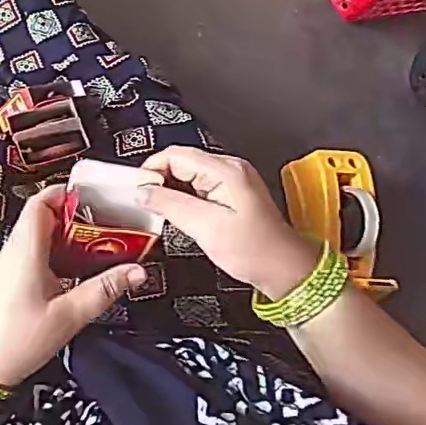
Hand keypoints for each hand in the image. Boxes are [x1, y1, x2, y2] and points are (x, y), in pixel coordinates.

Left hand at [0, 186, 145, 385]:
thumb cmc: (15, 341)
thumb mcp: (69, 315)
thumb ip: (104, 289)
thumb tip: (136, 271)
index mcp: (25, 248)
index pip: (43, 200)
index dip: (70, 193)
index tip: (98, 199)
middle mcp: (16, 250)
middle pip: (47, 215)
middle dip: (79, 216)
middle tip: (110, 224)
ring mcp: (12, 264)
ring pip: (44, 235)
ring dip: (72, 236)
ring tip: (103, 245)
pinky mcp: (13, 280)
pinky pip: (39, 254)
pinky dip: (62, 254)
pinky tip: (81, 270)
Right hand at [138, 146, 318, 297]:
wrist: (284, 269)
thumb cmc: (255, 251)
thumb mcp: (205, 227)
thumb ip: (170, 205)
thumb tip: (144, 191)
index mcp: (226, 171)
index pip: (175, 155)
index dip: (152, 170)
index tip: (141, 192)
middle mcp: (230, 168)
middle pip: (180, 161)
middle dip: (160, 181)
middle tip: (149, 205)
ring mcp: (232, 180)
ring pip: (187, 174)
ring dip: (171, 191)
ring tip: (166, 214)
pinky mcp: (231, 193)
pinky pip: (198, 186)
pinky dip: (184, 198)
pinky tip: (183, 216)